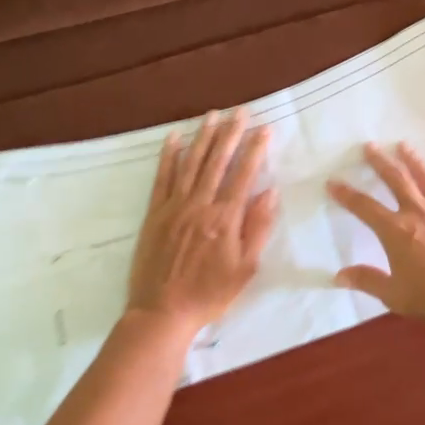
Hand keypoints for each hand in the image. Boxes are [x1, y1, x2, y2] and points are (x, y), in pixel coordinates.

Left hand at [126, 109, 277, 333]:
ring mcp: (174, 206)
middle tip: (240, 111)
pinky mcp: (155, 213)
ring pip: (191, 163)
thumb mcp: (245, 268)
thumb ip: (257, 228)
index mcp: (225, 218)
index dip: (255, 149)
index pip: (244, 174)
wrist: (162, 313)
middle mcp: (200, 205)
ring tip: (213, 115)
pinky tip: (174, 138)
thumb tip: (270, 192)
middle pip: (218, 161)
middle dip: (231, 133)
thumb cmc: (210, 294)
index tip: (265, 129)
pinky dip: (168, 156)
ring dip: (203, 137)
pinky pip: (162, 178)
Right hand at [329, 143, 424, 343]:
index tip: (333, 182)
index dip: (346, 194)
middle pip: (395, 179)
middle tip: (369, 147)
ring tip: (403, 145)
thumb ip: (367, 280)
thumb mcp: (393, 294)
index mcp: (395, 231)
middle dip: (380, 162)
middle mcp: (417, 212)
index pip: (364, 207)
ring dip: (413, 159)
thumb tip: (338, 276)